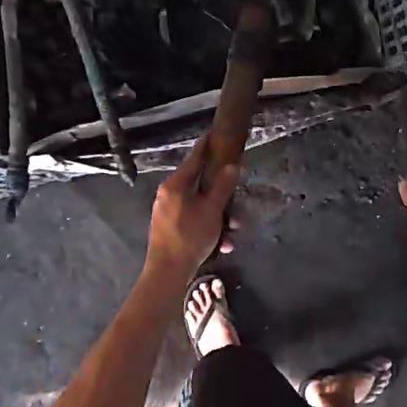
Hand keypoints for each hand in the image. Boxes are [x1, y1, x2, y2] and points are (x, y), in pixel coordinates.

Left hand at [146, 135, 241, 282]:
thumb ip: (222, 186)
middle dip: (224, 197)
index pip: (194, 158)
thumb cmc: (190, 236)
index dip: (207, 146)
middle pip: (201, 185)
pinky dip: (211, 229)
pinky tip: (223, 244)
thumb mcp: (212, 209)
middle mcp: (170, 195)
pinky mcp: (172, 228)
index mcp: (175, 185)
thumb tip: (232, 165)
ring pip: (202, 206)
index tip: (215, 134)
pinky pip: (196, 220)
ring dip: (221, 218)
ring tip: (233, 234)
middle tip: (239, 201)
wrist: (168, 272)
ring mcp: (169, 212)